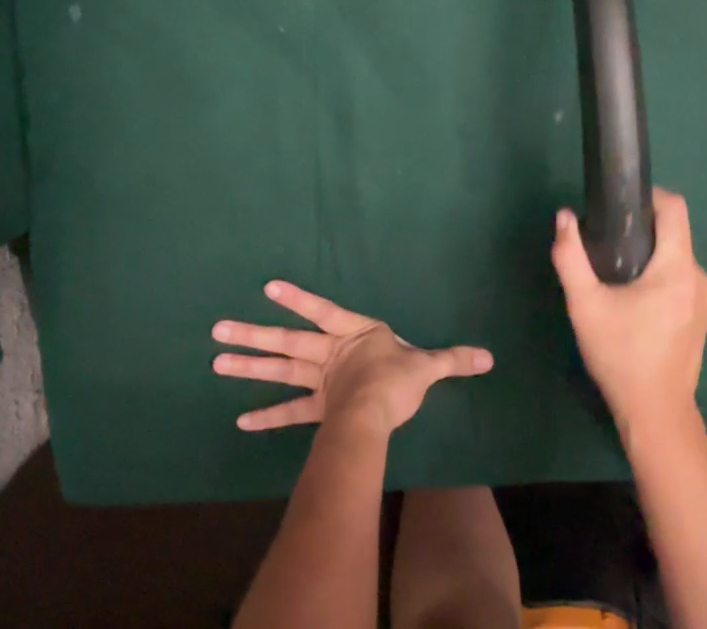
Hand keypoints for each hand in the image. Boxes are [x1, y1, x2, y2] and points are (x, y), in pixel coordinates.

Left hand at [213, 280, 494, 433]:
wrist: (378, 417)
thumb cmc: (398, 383)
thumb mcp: (428, 366)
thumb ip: (453, 359)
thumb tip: (489, 358)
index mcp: (355, 333)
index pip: (322, 310)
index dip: (297, 299)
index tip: (266, 287)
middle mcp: (330, 353)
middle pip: (288, 341)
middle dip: (253, 334)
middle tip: (218, 328)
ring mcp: (319, 380)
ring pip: (279, 370)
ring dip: (248, 365)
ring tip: (216, 360)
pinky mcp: (317, 408)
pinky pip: (288, 412)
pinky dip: (265, 415)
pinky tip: (240, 419)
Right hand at [552, 189, 706, 431]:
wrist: (655, 413)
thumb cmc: (621, 355)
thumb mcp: (585, 306)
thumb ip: (571, 258)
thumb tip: (563, 217)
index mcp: (678, 267)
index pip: (675, 207)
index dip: (648, 195)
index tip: (619, 202)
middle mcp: (699, 276)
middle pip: (674, 232)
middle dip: (641, 228)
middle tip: (605, 240)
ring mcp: (705, 298)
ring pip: (676, 257)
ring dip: (648, 255)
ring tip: (614, 271)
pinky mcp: (701, 316)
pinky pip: (680, 279)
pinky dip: (658, 276)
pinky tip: (633, 298)